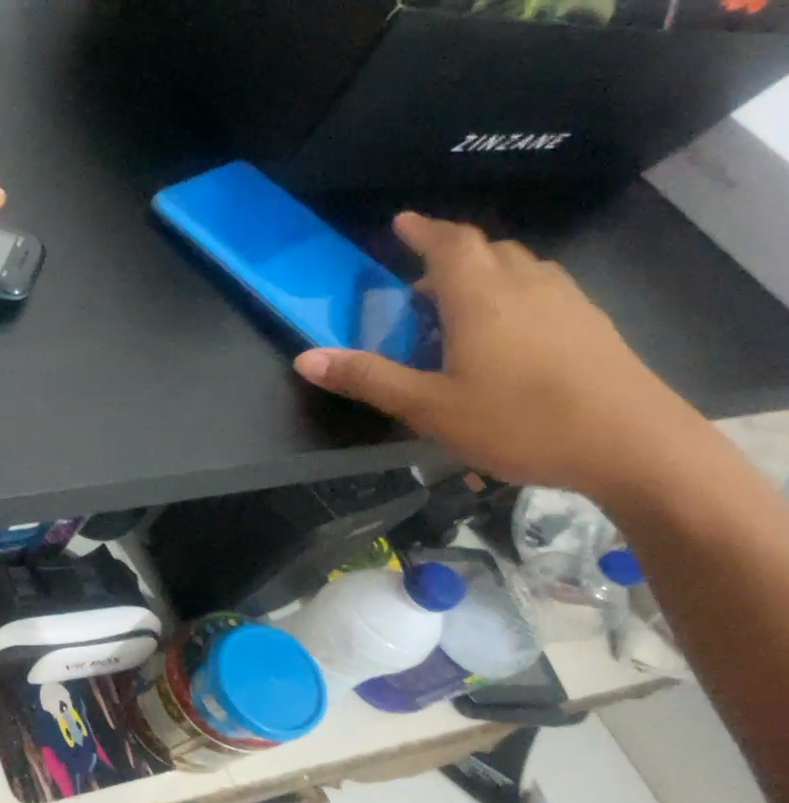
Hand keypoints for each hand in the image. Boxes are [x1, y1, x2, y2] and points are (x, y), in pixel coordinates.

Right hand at [292, 212, 707, 498]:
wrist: (632, 445)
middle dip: (449, 254)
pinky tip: (501, 334)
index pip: (451, 245)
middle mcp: (527, 287)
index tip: (400, 223)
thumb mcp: (428, 407)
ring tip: (453, 307)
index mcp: (482, 299)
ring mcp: (567, 304)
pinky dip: (511, 294)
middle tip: (415, 281)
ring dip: (482, 273)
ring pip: (519, 267)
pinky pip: (541, 290)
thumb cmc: (519, 422)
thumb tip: (305, 358)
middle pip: (487, 250)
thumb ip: (368, 378)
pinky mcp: (589, 327)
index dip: (423, 230)